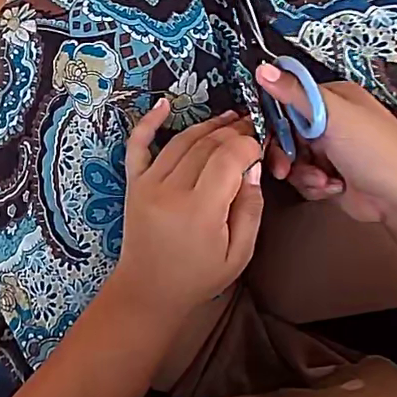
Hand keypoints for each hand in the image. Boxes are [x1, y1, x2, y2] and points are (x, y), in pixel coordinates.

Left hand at [108, 101, 264, 313]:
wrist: (148, 291)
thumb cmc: (198, 277)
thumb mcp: (240, 253)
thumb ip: (250, 208)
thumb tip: (254, 167)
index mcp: (200, 210)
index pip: (230, 157)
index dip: (251, 144)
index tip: (262, 147)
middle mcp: (171, 190)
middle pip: (208, 144)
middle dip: (235, 132)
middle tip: (253, 128)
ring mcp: (148, 184)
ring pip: (182, 140)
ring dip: (209, 126)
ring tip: (231, 119)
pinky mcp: (134, 184)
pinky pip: (138, 145)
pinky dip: (149, 122)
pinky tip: (164, 104)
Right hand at [255, 65, 396, 222]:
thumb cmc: (377, 151)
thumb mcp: (332, 115)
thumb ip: (295, 92)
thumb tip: (265, 68)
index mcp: (333, 99)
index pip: (289, 101)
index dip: (275, 121)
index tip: (268, 136)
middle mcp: (331, 123)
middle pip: (286, 135)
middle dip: (287, 155)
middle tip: (288, 167)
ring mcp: (331, 150)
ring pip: (293, 160)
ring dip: (304, 174)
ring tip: (324, 179)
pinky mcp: (330, 175)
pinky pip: (304, 179)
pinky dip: (314, 187)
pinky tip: (333, 187)